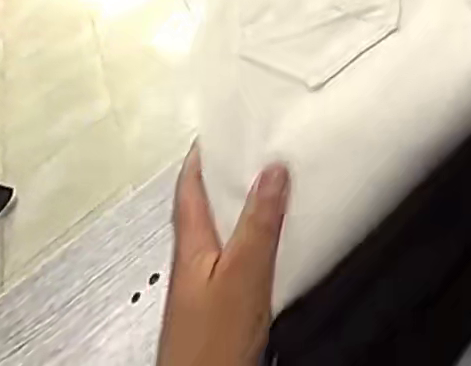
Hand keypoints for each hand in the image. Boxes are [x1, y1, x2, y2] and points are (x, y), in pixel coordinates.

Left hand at [158, 147, 289, 365]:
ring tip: (275, 177)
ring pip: (227, 227)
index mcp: (192, 246)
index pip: (190, 190)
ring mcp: (209, 281)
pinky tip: (279, 230)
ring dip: (246, 201)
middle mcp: (196, 259)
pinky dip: (259, 228)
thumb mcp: (243, 271)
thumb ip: (258, 221)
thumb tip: (272, 169)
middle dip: (228, 173)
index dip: (202, 156)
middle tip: (255, 144)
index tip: (219, 127)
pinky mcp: (226, 298)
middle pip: (208, 205)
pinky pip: (243, 248)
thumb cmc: (212, 342)